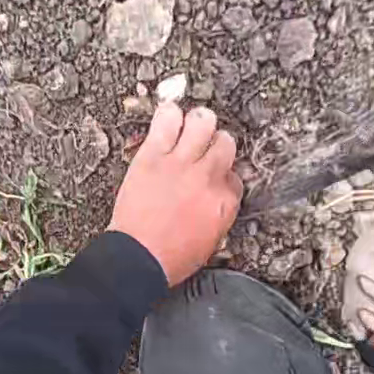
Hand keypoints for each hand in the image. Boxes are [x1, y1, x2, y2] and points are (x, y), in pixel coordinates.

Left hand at [109, 103, 241, 285]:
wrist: (138, 258)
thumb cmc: (170, 258)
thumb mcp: (209, 243)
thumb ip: (217, 215)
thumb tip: (217, 199)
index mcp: (224, 203)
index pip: (234, 175)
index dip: (223, 173)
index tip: (213, 176)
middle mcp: (208, 178)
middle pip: (225, 143)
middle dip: (217, 144)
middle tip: (204, 148)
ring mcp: (180, 163)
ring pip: (203, 122)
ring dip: (199, 122)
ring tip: (190, 127)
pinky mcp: (153, 155)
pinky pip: (167, 120)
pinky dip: (169, 114)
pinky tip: (168, 118)